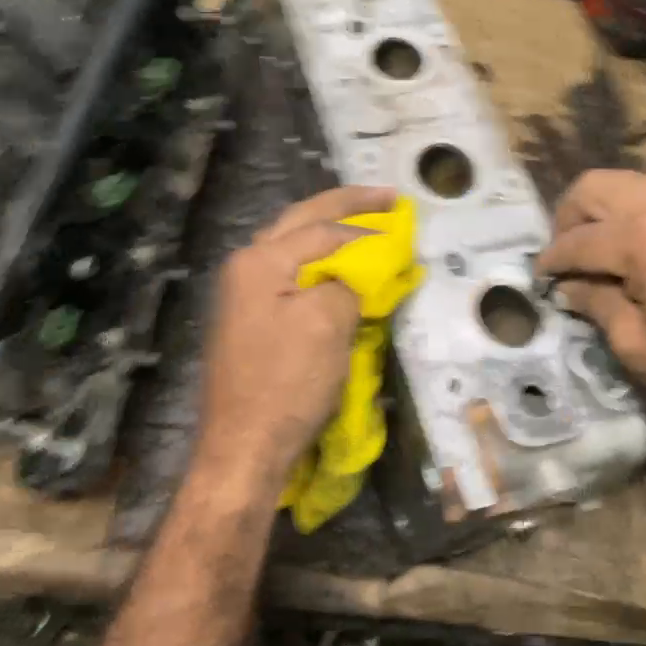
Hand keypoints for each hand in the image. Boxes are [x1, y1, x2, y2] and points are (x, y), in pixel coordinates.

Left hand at [196, 186, 397, 489]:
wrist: (243, 448)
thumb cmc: (285, 383)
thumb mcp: (327, 324)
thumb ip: (345, 283)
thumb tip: (354, 276)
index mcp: (259, 260)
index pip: (321, 228)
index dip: (365, 226)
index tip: (402, 219)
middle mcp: (245, 266)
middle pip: (300, 222)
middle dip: (344, 207)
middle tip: (385, 196)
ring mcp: (242, 294)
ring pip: (292, 246)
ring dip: (329, 232)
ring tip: (365, 221)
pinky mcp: (250, 320)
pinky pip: (290, 274)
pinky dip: (319, 264)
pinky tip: (337, 265)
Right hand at [538, 170, 645, 423]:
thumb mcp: (642, 348)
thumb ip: (599, 307)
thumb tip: (572, 288)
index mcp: (641, 237)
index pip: (577, 240)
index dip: (551, 261)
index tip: (541, 278)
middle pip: (595, 187)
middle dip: (568, 218)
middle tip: (567, 257)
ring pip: (628, 184)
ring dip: (603, 211)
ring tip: (600, 253)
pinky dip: (636, 213)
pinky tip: (642, 252)